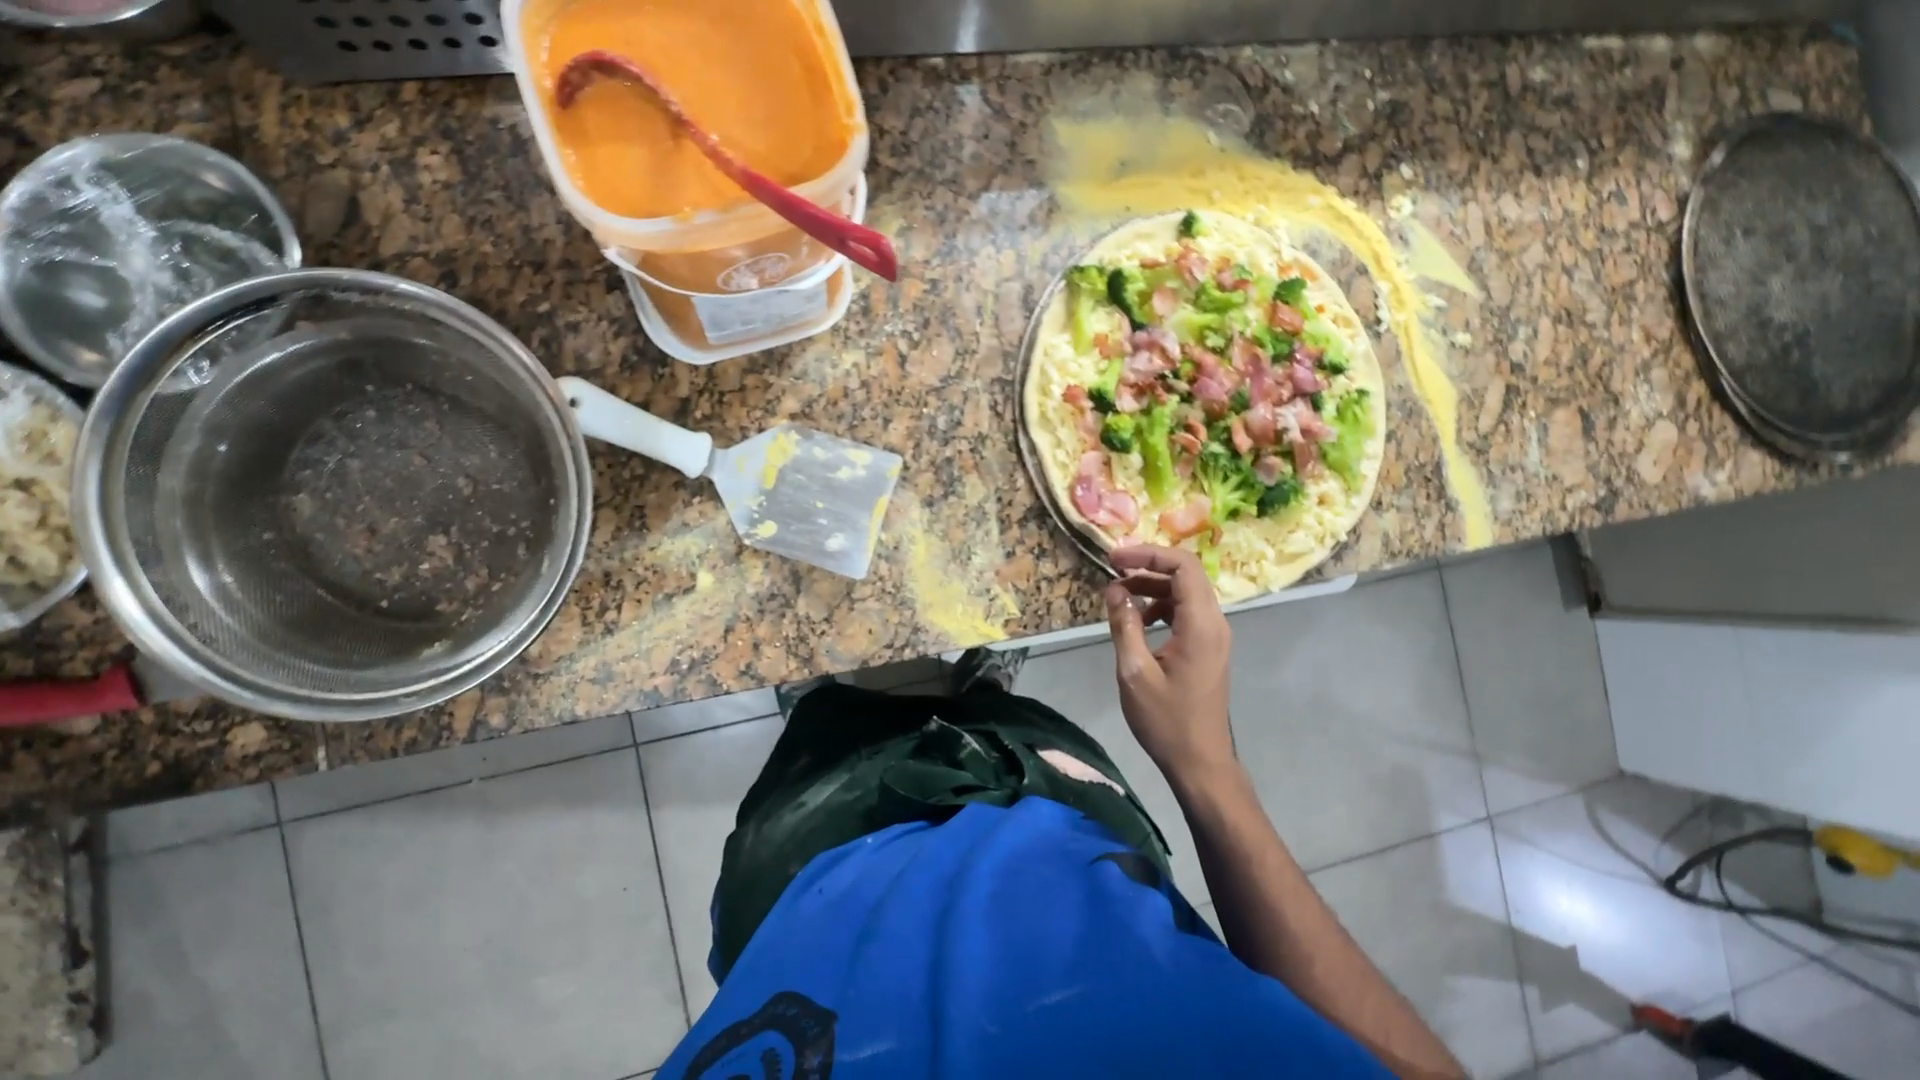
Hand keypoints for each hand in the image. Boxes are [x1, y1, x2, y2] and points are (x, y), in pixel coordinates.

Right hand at [1104, 545, 1236, 781]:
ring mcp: (1215, 636)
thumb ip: (1125, 625)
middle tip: (1112, 571)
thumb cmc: (1166, 720)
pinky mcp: (1208, 648)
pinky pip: (1187, 612)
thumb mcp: (1135, 672)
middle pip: (1186, 574)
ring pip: (1186, 592)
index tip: (1113, 559)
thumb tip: (1114, 589)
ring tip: (1119, 596)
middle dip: (1148, 566)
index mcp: (1201, 625)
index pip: (1183, 566)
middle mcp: (1215, 623)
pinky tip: (1139, 622)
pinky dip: (1161, 606)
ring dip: (1153, 587)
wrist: (1200, 761)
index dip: (1148, 554)